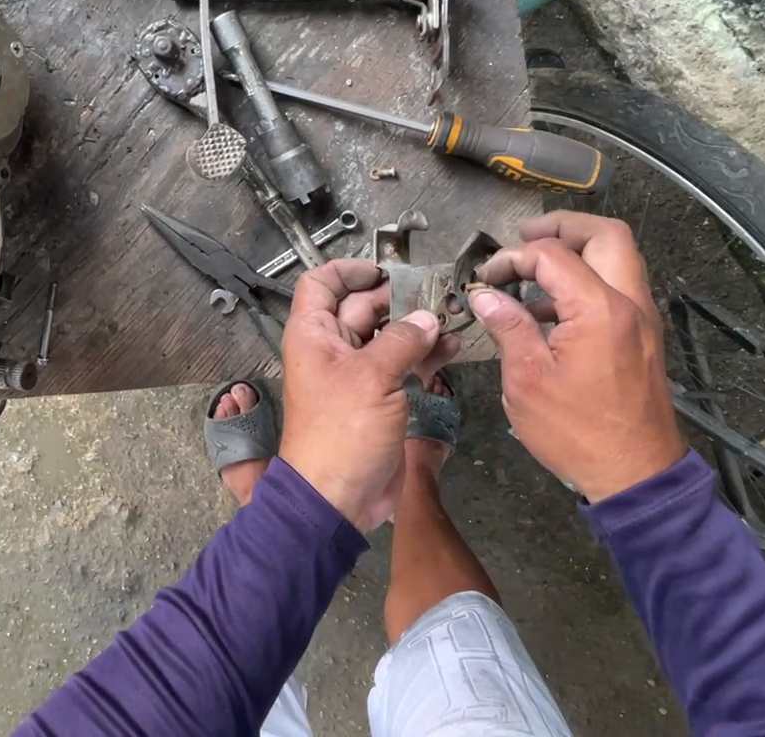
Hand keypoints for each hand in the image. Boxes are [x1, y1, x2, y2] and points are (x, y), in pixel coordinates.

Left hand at [279, 259, 459, 531]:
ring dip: (416, 326)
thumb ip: (402, 342)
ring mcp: (356, 372)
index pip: (320, 284)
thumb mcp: (371, 377)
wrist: (337, 495)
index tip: (383, 269)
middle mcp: (331, 347)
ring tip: (451, 319)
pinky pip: (399, 364)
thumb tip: (426, 318)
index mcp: (314, 333)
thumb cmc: (341, 432)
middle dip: (397, 298)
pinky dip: (422, 355)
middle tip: (436, 294)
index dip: (348, 271)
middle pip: (362, 307)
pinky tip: (450, 348)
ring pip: (386, 336)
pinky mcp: (377, 396)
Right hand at [471, 212, 685, 501]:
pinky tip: (549, 311)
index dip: (513, 258)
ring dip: (576, 253)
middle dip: (562, 228)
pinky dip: (586, 281)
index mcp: (599, 310)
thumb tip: (485, 295)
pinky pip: (618, 288)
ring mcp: (643, 321)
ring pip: (618, 259)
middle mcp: (630, 304)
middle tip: (524, 238)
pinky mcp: (644, 338)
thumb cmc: (576, 431)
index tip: (487, 278)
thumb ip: (507, 326)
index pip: (553, 255)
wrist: (637, 476)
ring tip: (532, 273)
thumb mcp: (526, 379)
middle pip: (606, 235)